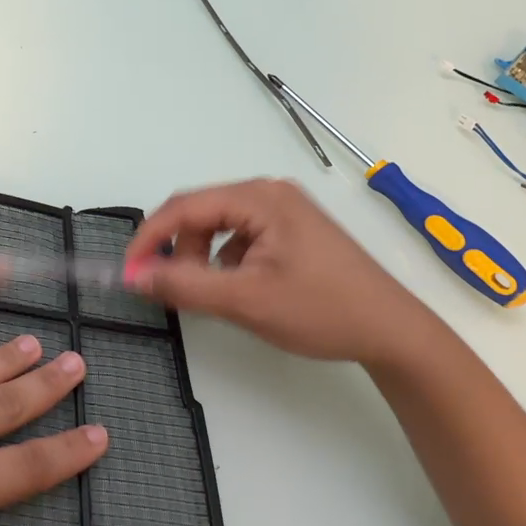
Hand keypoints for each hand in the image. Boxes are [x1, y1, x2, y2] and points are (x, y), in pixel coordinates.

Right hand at [122, 179, 441, 365]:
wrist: (395, 333)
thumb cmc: (322, 311)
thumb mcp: (245, 302)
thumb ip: (184, 286)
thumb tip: (134, 277)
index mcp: (258, 197)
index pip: (184, 207)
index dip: (150, 239)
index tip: (129, 272)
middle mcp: (268, 192)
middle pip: (200, 212)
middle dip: (177, 249)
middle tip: (166, 287)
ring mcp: (284, 208)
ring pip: (219, 225)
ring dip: (201, 256)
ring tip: (206, 293)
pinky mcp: (293, 228)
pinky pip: (240, 234)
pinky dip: (225, 259)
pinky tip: (236, 288)